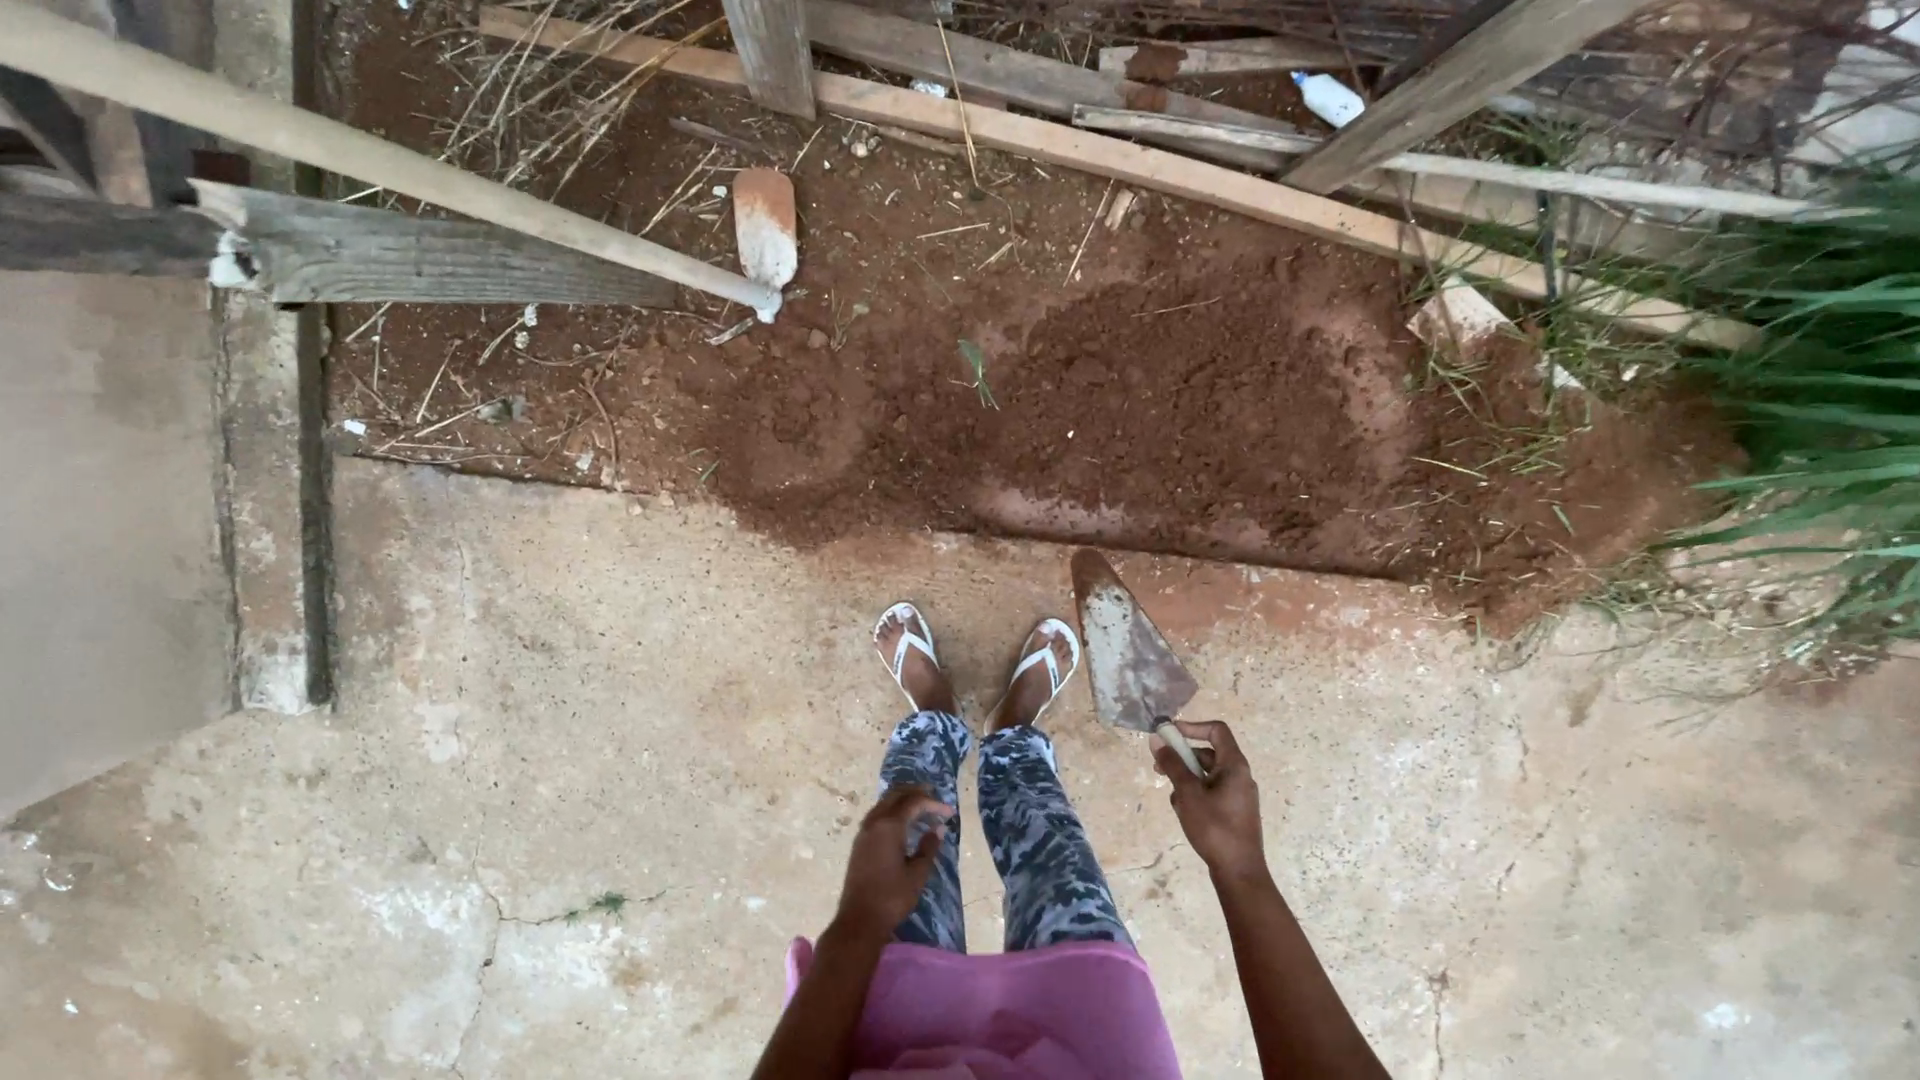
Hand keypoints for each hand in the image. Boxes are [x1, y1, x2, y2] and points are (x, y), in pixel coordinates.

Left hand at [832, 785, 951, 940]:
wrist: (859, 920)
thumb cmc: (892, 897)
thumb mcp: (917, 873)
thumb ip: (928, 847)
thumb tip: (938, 829)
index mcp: (889, 825)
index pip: (914, 802)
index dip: (933, 803)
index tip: (949, 813)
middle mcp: (874, 822)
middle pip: (895, 795)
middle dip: (915, 792)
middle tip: (934, 796)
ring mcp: (863, 832)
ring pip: (884, 803)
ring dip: (902, 800)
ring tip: (920, 806)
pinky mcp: (859, 843)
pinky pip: (877, 814)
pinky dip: (892, 810)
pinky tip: (902, 822)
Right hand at [1153, 721, 1267, 880]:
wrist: (1238, 871)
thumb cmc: (1214, 828)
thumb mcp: (1188, 794)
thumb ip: (1173, 765)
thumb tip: (1158, 740)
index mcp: (1235, 765)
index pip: (1216, 731)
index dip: (1193, 727)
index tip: (1170, 733)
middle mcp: (1239, 776)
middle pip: (1208, 754)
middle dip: (1182, 758)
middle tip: (1159, 768)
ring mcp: (1238, 795)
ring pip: (1206, 775)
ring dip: (1186, 780)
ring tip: (1174, 799)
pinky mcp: (1233, 811)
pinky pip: (1211, 792)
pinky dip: (1195, 795)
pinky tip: (1183, 812)